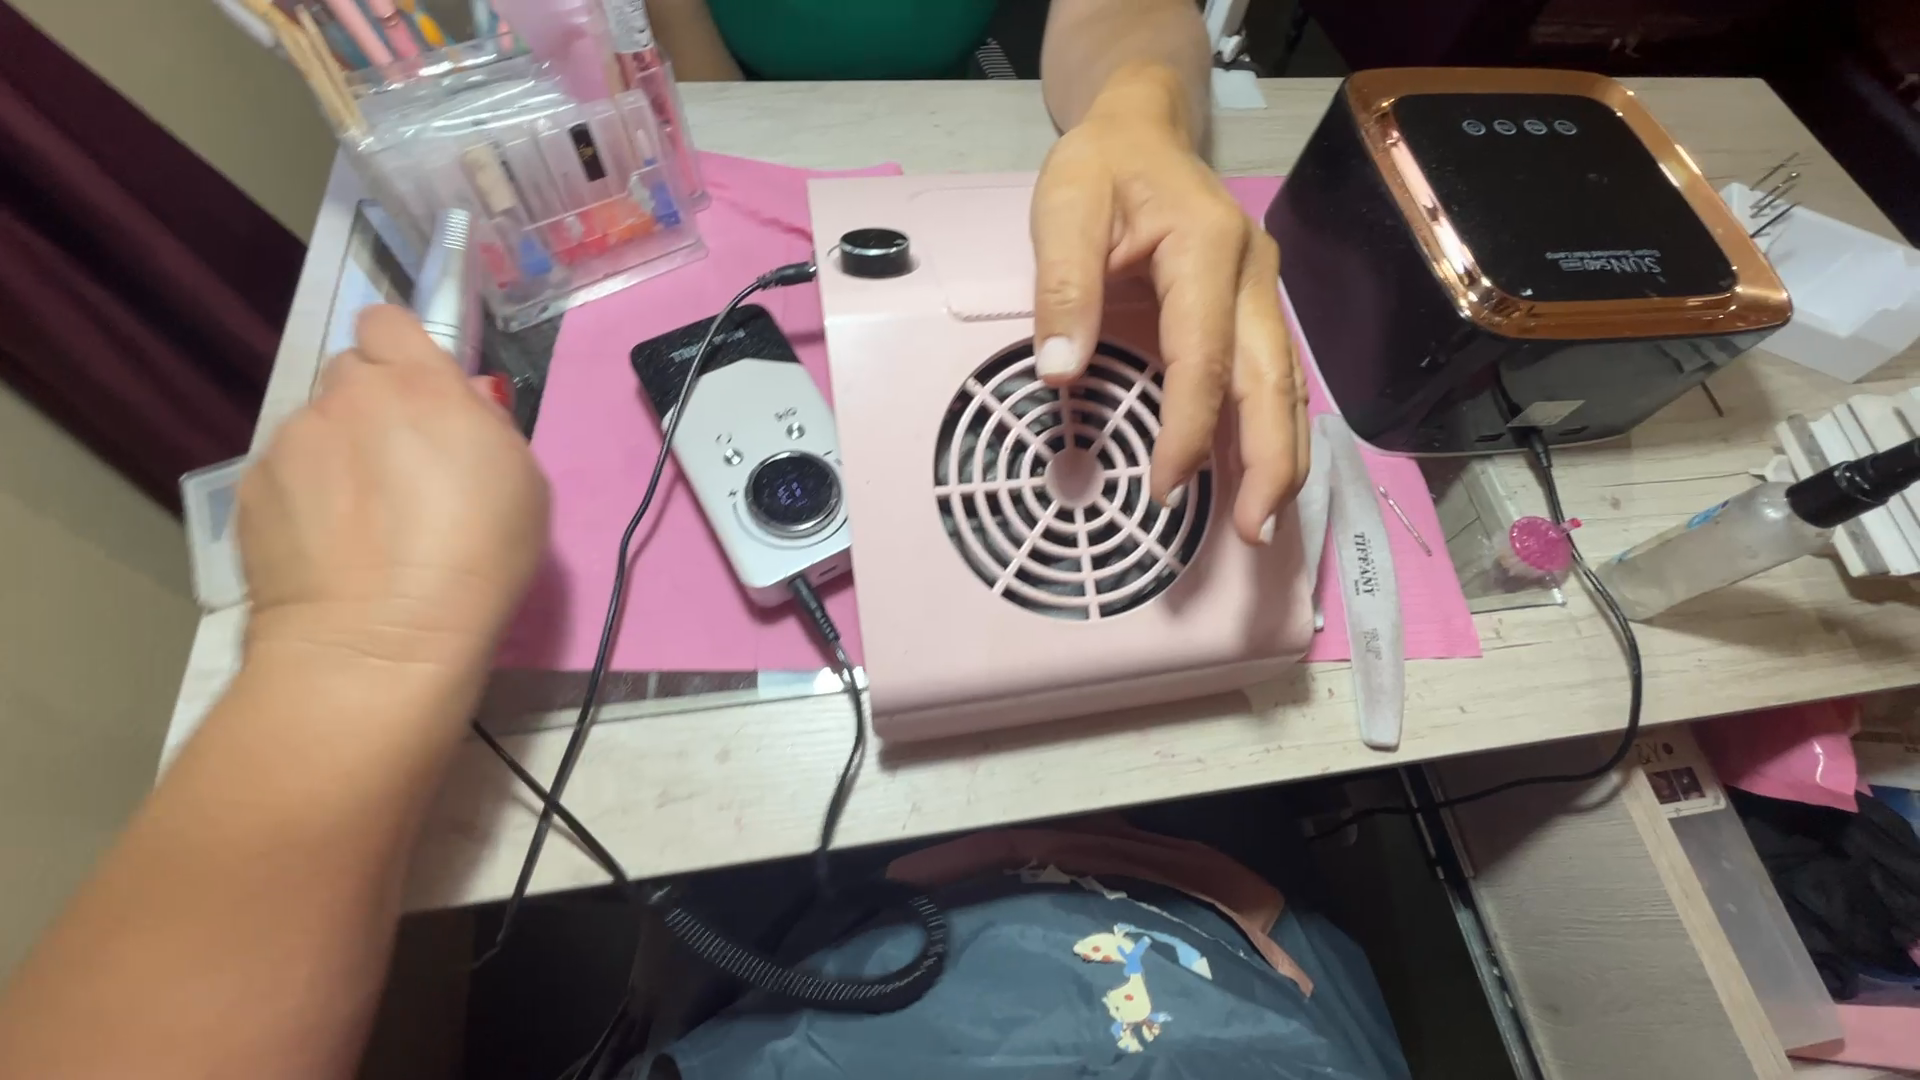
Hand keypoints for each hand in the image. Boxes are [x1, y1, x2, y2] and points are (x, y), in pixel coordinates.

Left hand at [238, 306, 548, 676]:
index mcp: (421, 387)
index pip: (389, 321)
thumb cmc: (481, 554)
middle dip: (378, 403)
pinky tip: (337, 541)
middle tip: (406, 462)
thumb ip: (488, 424)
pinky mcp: (252, 488)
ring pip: (320, 425)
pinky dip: (312, 492)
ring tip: (370, 517)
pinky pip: (289, 470)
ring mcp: (291, 442)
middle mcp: (348, 398)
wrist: (384, 635)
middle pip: (354, 373)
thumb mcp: (525, 482)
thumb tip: (461, 402)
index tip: (425, 392)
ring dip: (345, 451)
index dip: (405, 349)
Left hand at [1032, 63, 1307, 543]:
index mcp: (1207, 248)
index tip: (1165, 489)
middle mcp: (1252, 276)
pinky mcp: (1252, 311)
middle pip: (1272, 380)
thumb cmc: (1101, 169)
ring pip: (1284, 386)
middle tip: (1256, 533)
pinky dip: (1268, 432)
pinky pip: (1268, 379)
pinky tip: (1259, 474)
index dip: (1188, 428)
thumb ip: (1063, 287)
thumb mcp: (1064, 209)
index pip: (1204, 356)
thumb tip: (1060, 373)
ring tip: (1265, 522)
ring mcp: (1261, 294)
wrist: (1141, 132)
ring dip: (1280, 456)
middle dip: (1268, 461)